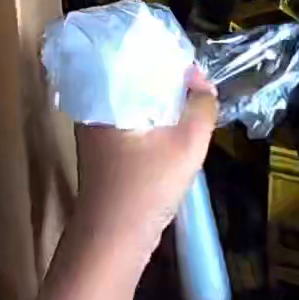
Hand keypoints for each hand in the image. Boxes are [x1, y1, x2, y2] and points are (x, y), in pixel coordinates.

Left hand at [72, 70, 217, 264]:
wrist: (112, 241)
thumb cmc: (145, 188)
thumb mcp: (186, 145)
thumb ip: (201, 109)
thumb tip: (204, 85)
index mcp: (105, 95)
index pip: (133, 58)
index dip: (167, 59)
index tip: (195, 74)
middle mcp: (94, 106)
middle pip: (132, 78)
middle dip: (166, 79)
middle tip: (197, 87)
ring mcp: (95, 129)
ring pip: (132, 100)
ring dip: (160, 101)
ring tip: (189, 103)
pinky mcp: (102, 148)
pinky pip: (129, 119)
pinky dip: (151, 118)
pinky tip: (172, 127)